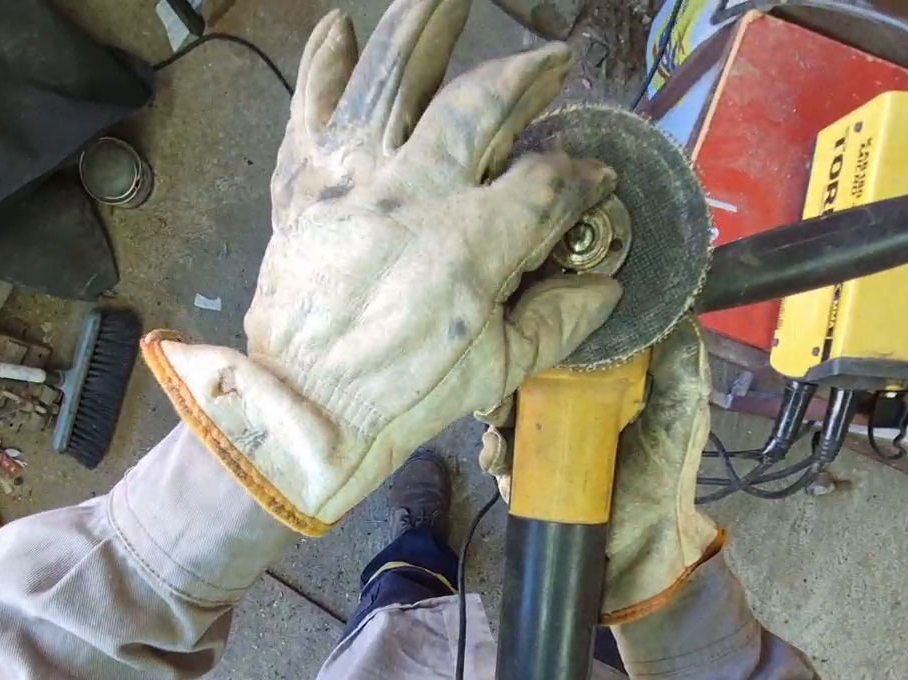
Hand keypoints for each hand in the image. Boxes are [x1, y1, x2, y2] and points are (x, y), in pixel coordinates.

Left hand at [140, 0, 620, 535]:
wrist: (306, 413)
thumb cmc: (400, 398)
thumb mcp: (493, 371)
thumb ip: (556, 322)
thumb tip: (606, 289)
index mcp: (468, 245)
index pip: (544, 182)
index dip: (579, 176)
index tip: (591, 179)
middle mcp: (410, 193)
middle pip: (478, 103)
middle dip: (523, 76)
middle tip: (547, 62)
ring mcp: (349, 182)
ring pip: (391, 74)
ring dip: (426, 23)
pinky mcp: (301, 188)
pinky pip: (309, 108)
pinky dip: (322, 64)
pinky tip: (337, 29)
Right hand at [480, 320, 723, 621]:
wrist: (651, 551)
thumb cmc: (668, 479)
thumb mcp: (682, 416)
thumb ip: (683, 370)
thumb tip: (676, 310)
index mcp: (597, 392)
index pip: (558, 357)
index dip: (537, 344)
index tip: (522, 336)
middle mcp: (565, 418)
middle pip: (521, 389)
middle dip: (504, 384)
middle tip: (499, 390)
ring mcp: (545, 456)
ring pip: (505, 426)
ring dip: (492, 422)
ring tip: (495, 427)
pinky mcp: (531, 490)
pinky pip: (503, 470)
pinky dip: (494, 462)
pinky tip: (497, 459)